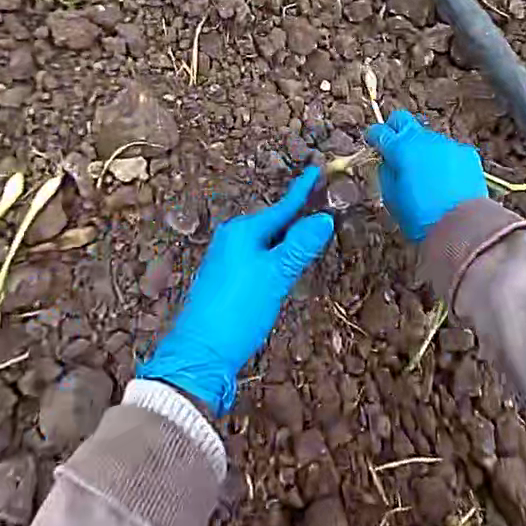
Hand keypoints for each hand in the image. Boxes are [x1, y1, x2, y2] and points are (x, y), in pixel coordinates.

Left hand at [137, 168, 334, 414]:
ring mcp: (229, 260)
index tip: (316, 169)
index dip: (303, 190)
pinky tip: (291, 263)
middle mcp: (233, 240)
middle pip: (276, 223)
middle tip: (325, 203)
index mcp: (243, 231)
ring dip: (291, 238)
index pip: (283, 207)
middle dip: (300, 216)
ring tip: (315, 231)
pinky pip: (262, 257)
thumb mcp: (275, 275)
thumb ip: (300, 245)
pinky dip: (280, 255)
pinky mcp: (230, 280)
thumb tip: (324, 218)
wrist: (199, 356)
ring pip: (269, 242)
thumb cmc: (237, 309)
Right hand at [364, 109, 487, 241]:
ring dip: (422, 149)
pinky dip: (444, 160)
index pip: (380, 132)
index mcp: (401, 149)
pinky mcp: (466, 153)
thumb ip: (387, 173)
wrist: (462, 225)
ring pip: (428, 138)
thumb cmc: (422, 217)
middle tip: (394, 146)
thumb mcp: (392, 198)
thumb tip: (387, 162)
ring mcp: (447, 144)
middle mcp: (424, 140)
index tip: (372, 140)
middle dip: (395, 129)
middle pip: (403, 120)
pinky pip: (449, 151)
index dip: (374, 136)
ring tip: (424, 173)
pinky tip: (446, 180)